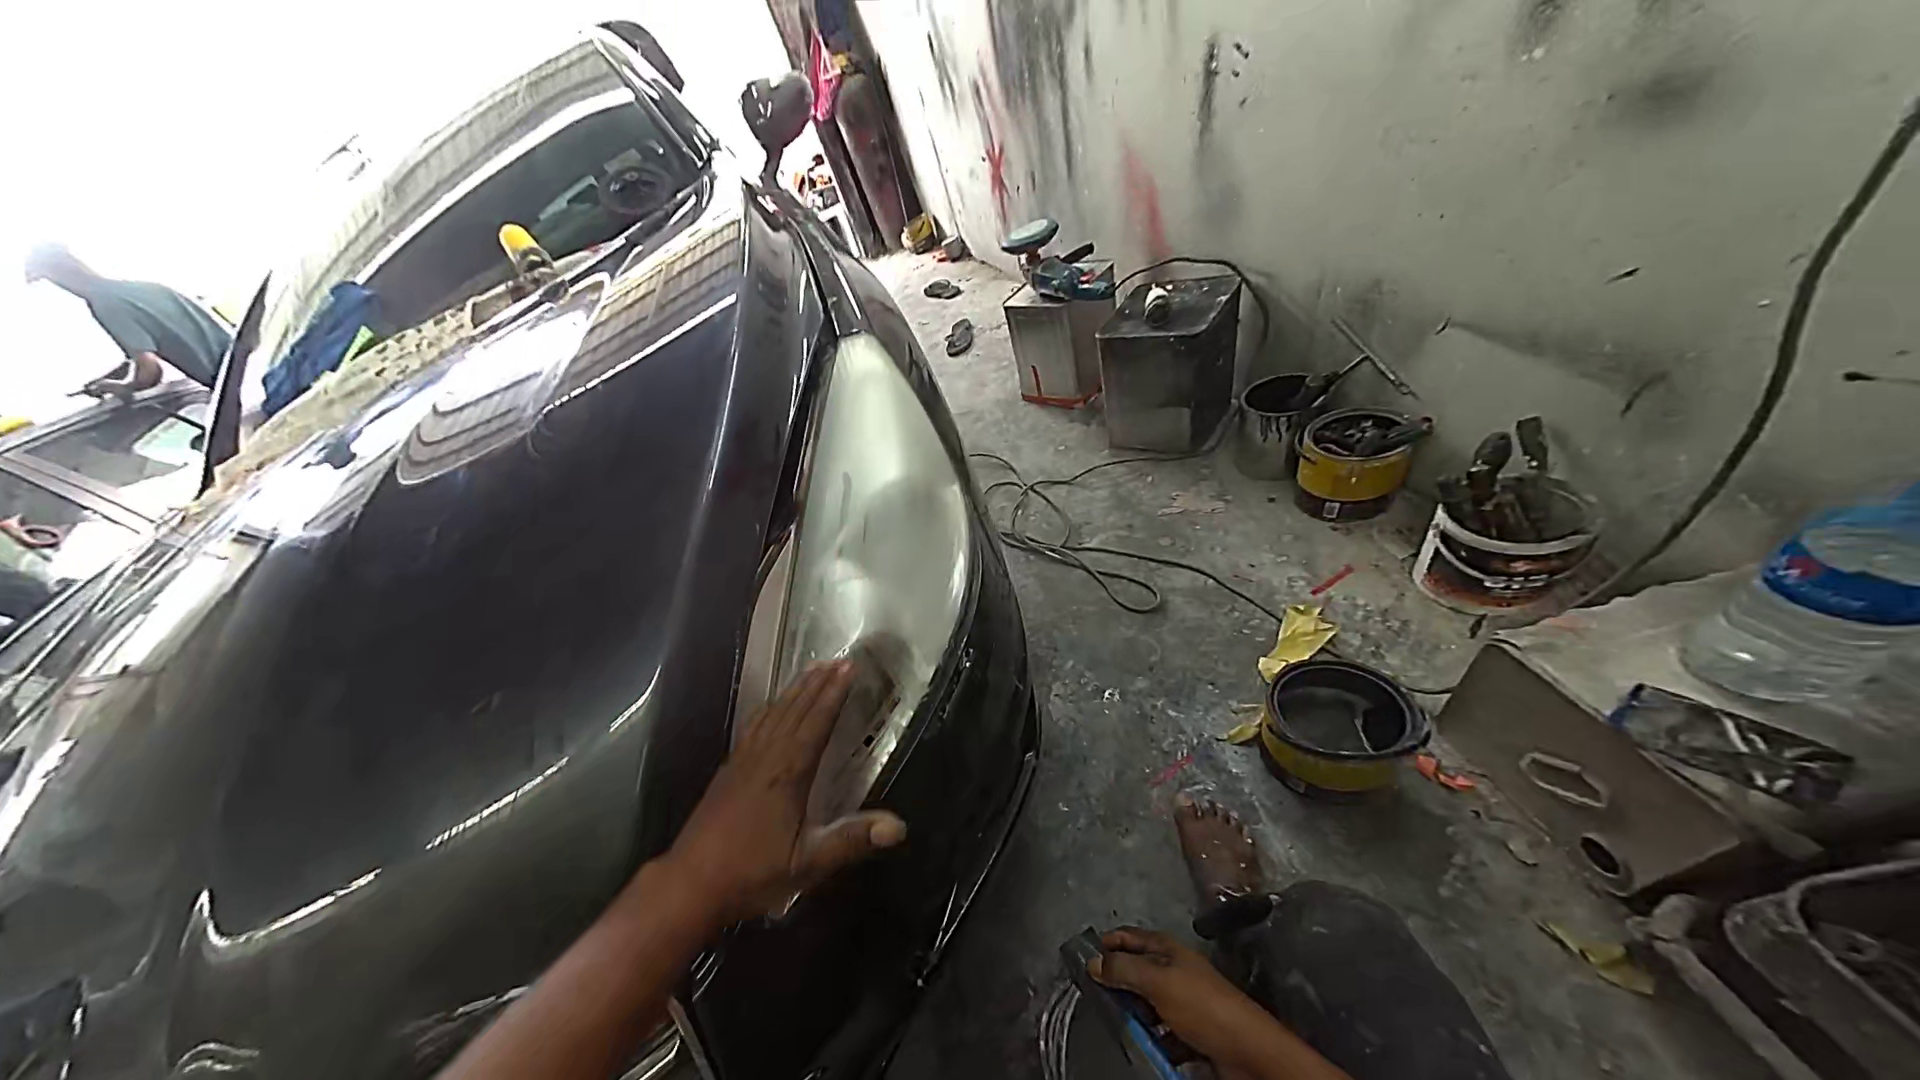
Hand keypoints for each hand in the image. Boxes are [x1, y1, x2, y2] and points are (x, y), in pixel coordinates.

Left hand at [664, 659, 907, 928]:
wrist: (690, 884)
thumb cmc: (752, 873)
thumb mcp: (807, 862)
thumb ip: (852, 841)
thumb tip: (899, 827)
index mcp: (788, 772)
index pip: (816, 723)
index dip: (834, 694)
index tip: (849, 668)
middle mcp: (767, 756)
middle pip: (796, 710)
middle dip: (819, 683)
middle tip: (838, 660)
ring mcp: (744, 760)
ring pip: (774, 713)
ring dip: (795, 689)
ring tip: (812, 670)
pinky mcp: (729, 768)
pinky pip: (754, 725)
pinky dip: (769, 708)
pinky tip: (772, 705)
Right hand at [1089, 927, 1278, 1068]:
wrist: (1247, 1050)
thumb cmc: (1201, 1005)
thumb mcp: (1157, 981)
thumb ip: (1123, 969)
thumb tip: (1092, 961)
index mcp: (1164, 948)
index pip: (1126, 936)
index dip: (1105, 944)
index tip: (1083, 962)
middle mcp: (1171, 969)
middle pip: (1134, 971)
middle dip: (1117, 985)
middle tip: (1097, 1000)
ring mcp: (1181, 1000)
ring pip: (1145, 1004)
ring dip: (1133, 1015)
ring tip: (1119, 1027)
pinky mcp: (1189, 1030)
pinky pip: (1160, 1032)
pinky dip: (1151, 1039)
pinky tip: (1143, 1047)